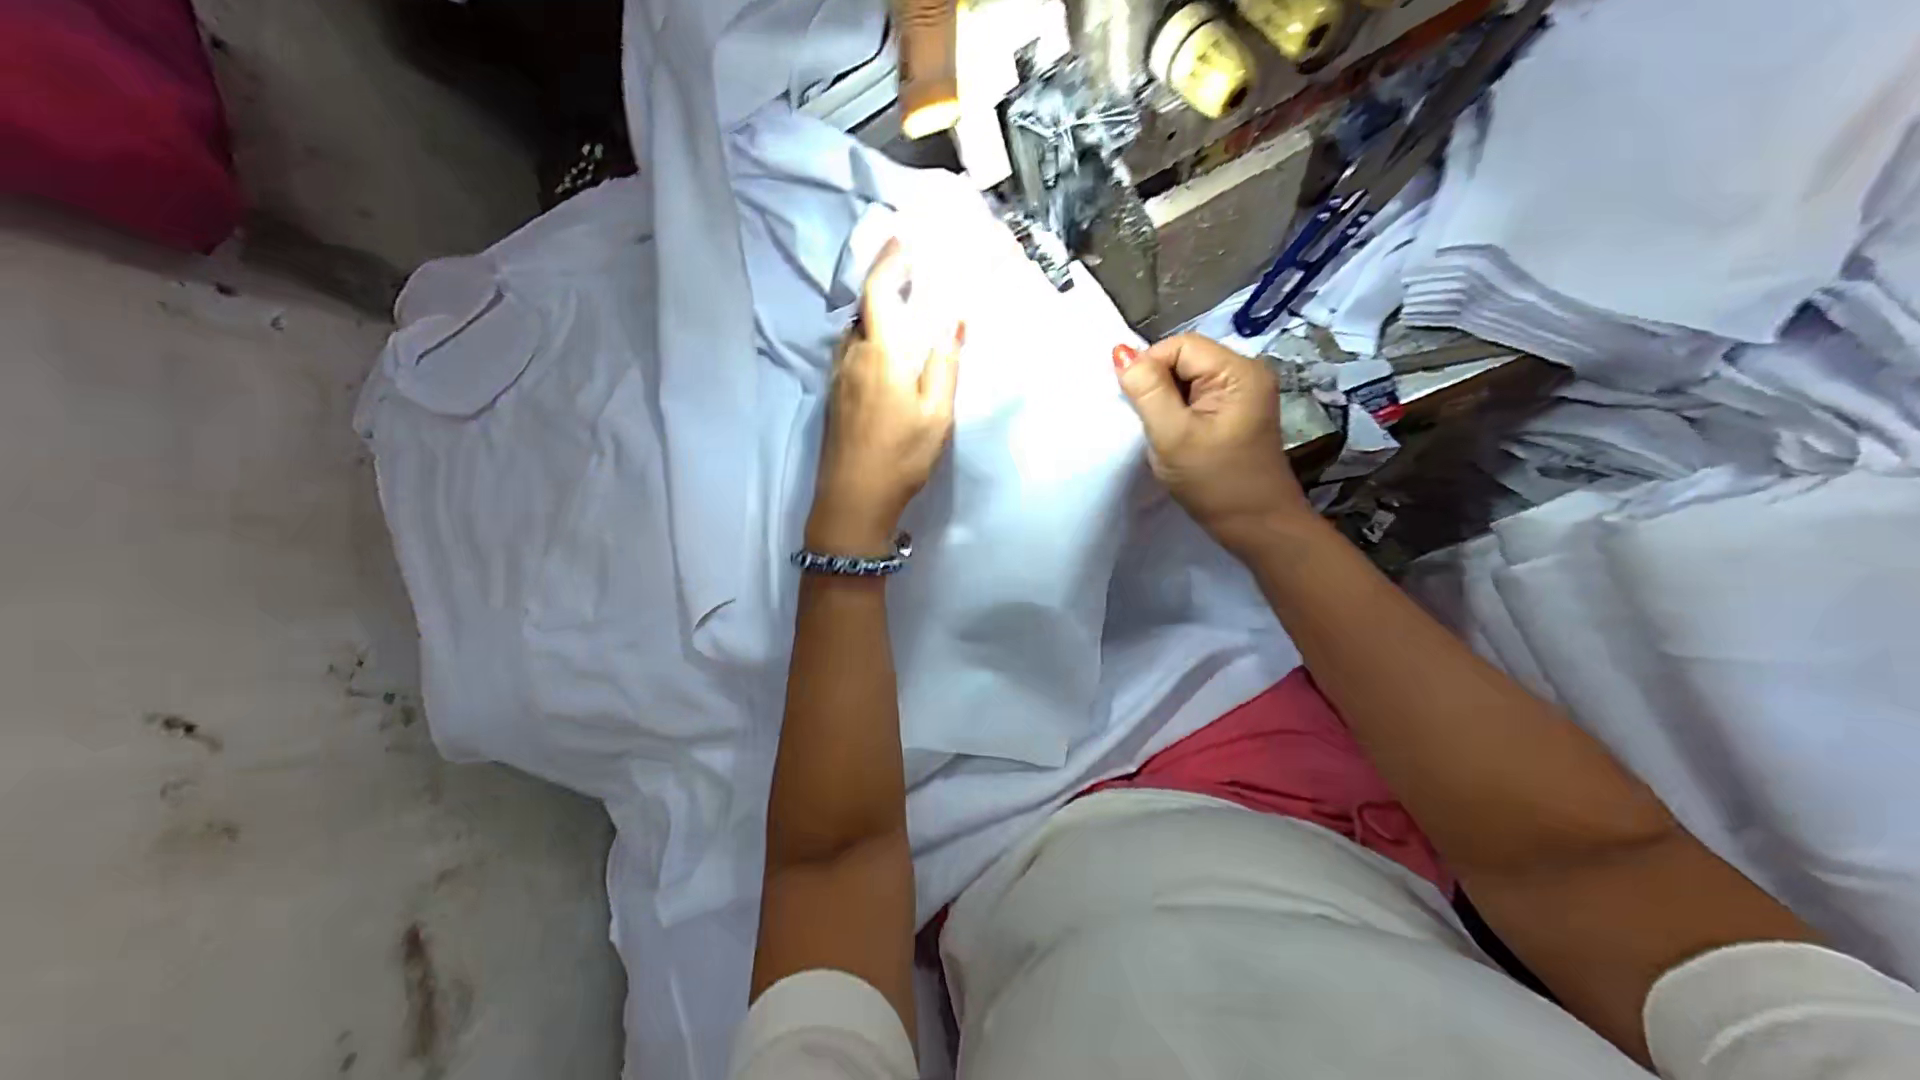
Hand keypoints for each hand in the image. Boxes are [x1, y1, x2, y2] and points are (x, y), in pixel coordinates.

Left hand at [809, 239, 962, 554]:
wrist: (852, 501)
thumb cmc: (900, 457)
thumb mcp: (936, 415)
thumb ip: (944, 365)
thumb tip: (953, 322)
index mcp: (879, 354)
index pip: (878, 291)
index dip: (889, 261)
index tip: (903, 239)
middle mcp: (852, 357)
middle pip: (864, 308)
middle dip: (886, 286)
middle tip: (913, 279)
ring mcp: (838, 378)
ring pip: (856, 332)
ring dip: (877, 316)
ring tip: (903, 316)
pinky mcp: (834, 397)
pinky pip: (851, 353)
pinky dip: (869, 340)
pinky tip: (886, 356)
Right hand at [1113, 333, 1310, 556]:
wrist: (1256, 525)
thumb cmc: (1214, 482)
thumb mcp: (1172, 435)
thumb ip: (1146, 390)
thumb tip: (1121, 351)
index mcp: (1238, 371)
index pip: (1178, 345)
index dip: (1149, 368)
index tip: (1139, 408)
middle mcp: (1245, 371)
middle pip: (1183, 358)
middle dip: (1157, 386)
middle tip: (1152, 424)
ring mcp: (1242, 391)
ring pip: (1186, 377)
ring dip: (1165, 401)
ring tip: (1165, 432)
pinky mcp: (1235, 410)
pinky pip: (1195, 395)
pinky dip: (1177, 411)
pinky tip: (1176, 435)